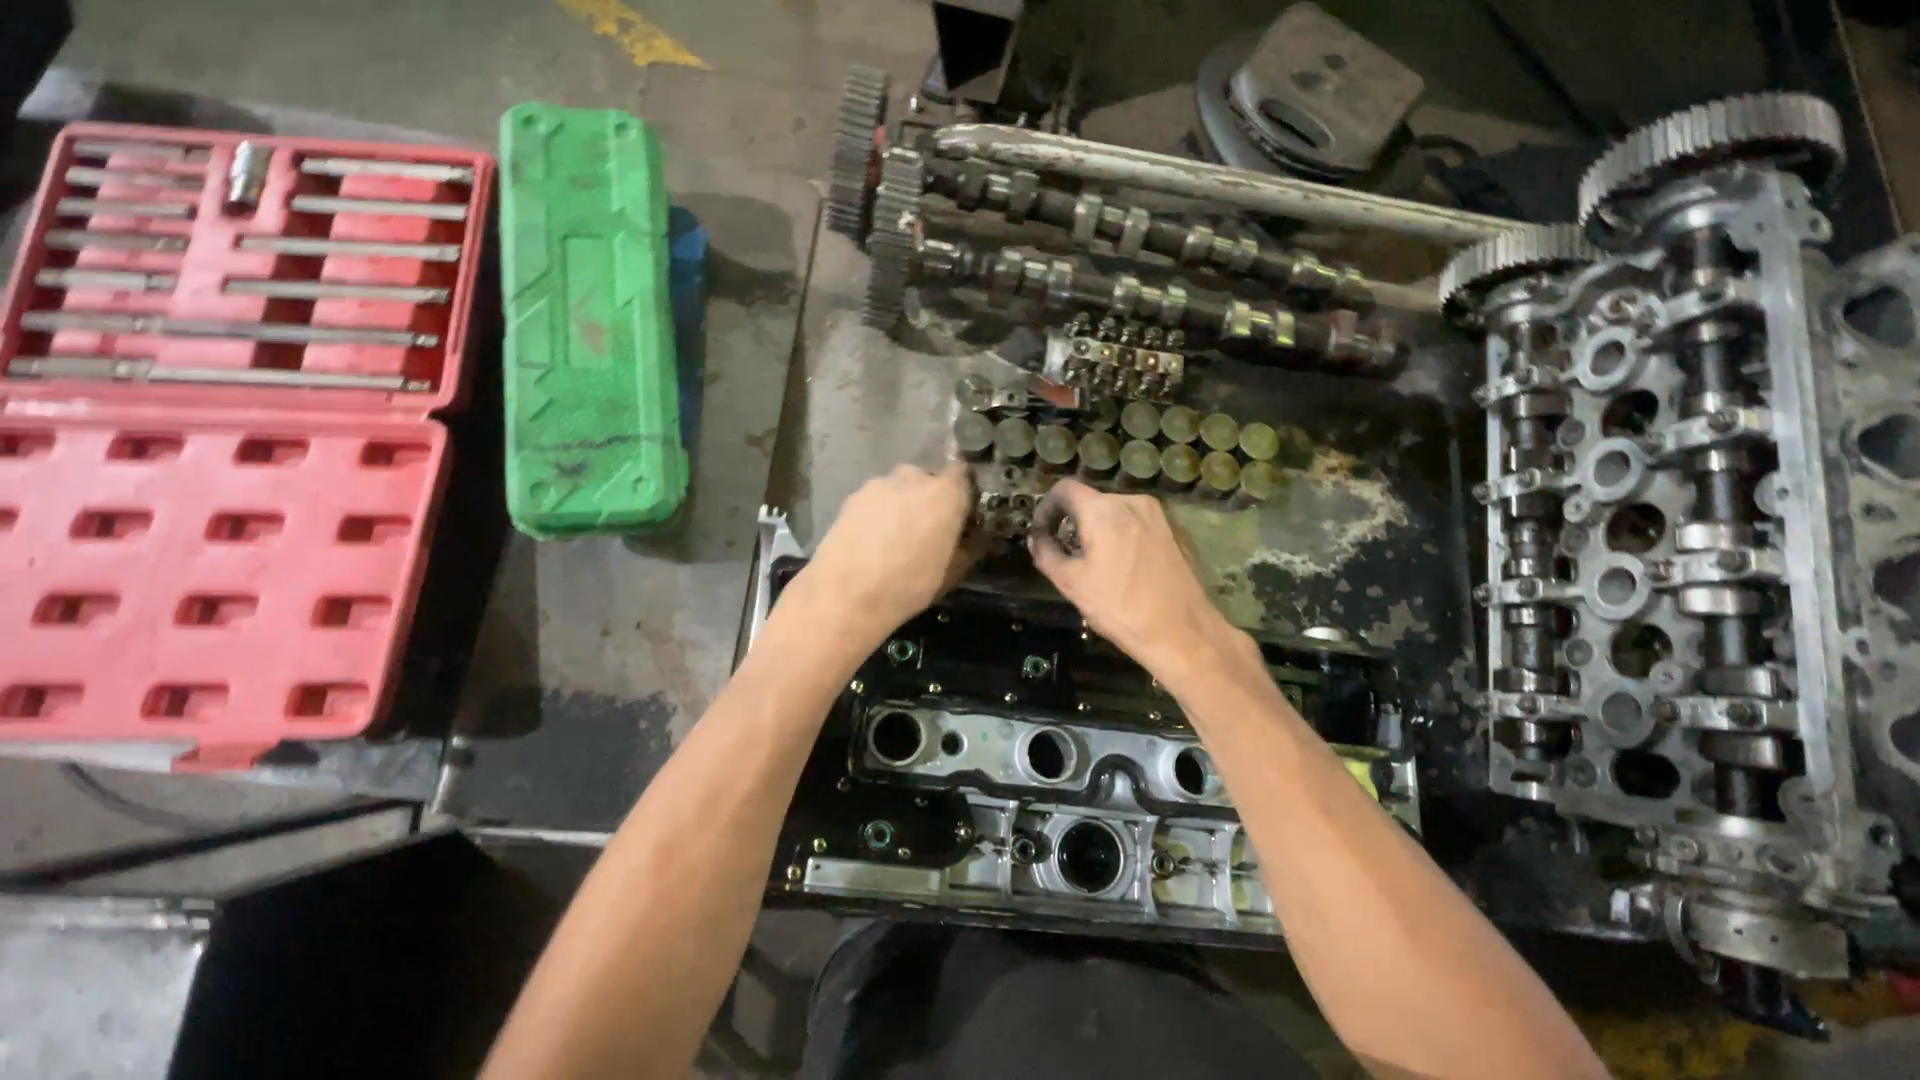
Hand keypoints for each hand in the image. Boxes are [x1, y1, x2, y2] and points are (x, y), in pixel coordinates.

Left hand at [791, 463, 974, 646]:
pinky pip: (875, 500)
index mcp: (945, 494)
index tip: (960, 512)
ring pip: (899, 489)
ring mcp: (879, 484)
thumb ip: (965, 545)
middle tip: (926, 529)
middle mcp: (913, 478)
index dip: (961, 493)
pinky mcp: (852, 496)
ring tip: (894, 537)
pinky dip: (877, 513)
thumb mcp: (950, 572)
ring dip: (901, 505)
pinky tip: (871, 540)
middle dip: (929, 499)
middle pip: (928, 481)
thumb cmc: (908, 585)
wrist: (846, 594)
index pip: (962, 475)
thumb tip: (971, 536)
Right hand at [1028, 480, 1239, 675]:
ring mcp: (1160, 515)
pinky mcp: (1177, 532)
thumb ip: (1046, 553)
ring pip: (1118, 513)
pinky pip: (1140, 525)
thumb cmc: (1120, 607)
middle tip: (1068, 554)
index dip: (1046, 507)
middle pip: (1092, 500)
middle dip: (1074, 523)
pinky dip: (1125, 537)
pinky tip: (1127, 569)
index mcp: (1103, 510)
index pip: (1065, 488)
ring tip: (1097, 564)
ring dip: (1101, 530)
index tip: (1043, 533)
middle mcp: (1133, 502)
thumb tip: (1037, 538)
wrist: (1183, 631)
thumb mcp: (1071, 584)